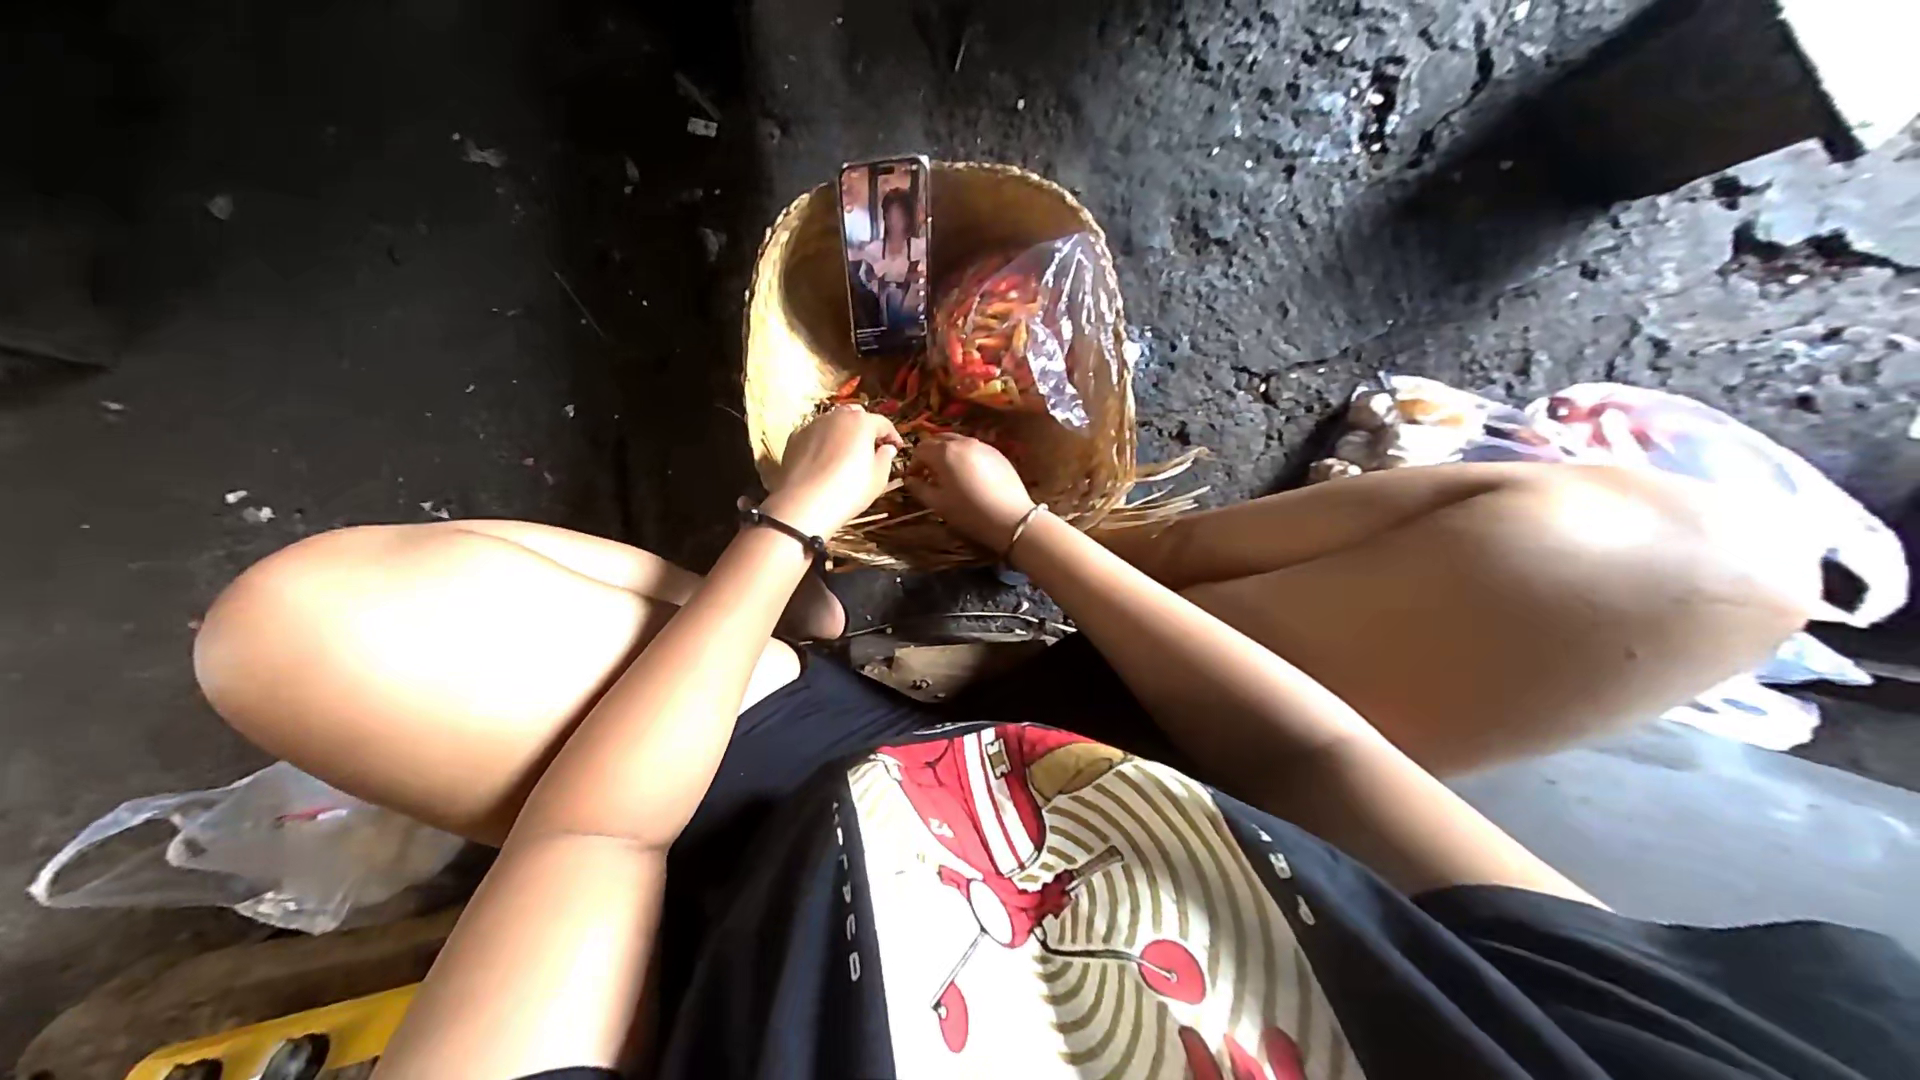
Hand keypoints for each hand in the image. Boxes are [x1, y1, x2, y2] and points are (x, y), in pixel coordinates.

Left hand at [764, 405, 904, 536]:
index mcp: (861, 422)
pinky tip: (824, 458)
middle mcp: (836, 416)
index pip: (883, 423)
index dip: (892, 435)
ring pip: (833, 422)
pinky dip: (823, 441)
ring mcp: (812, 425)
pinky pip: (815, 434)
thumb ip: (885, 458)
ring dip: (843, 432)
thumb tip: (887, 448)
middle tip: (871, 446)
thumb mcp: (878, 478)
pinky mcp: (795, 438)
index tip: (897, 447)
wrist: (804, 504)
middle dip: (865, 428)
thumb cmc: (849, 490)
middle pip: (855, 416)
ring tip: (847, 451)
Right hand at [905, 435, 1037, 551]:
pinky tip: (969, 476)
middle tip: (929, 475)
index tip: (914, 479)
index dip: (914, 464)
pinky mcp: (997, 453)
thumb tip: (910, 480)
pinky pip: (974, 449)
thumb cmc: (969, 512)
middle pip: (938, 440)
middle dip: (929, 455)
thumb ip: (919, 488)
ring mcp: (982, 445)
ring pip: (957, 442)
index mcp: (944, 452)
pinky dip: (964, 457)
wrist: (1011, 518)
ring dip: (947, 454)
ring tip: (948, 475)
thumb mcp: (938, 503)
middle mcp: (963, 442)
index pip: (920, 449)